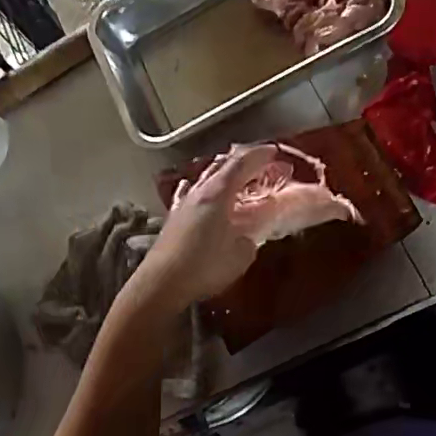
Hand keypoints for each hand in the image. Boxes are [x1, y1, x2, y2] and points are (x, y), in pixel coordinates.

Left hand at [128, 144, 281, 312]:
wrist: (161, 283)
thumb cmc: (204, 267)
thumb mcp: (240, 255)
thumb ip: (250, 239)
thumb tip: (248, 236)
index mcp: (218, 193)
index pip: (241, 163)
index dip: (259, 156)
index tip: (274, 152)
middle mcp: (199, 191)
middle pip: (221, 165)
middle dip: (242, 161)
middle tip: (260, 165)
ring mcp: (183, 203)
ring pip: (204, 177)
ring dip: (221, 172)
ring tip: (234, 176)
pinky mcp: (173, 218)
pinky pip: (189, 193)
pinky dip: (200, 188)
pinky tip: (196, 189)